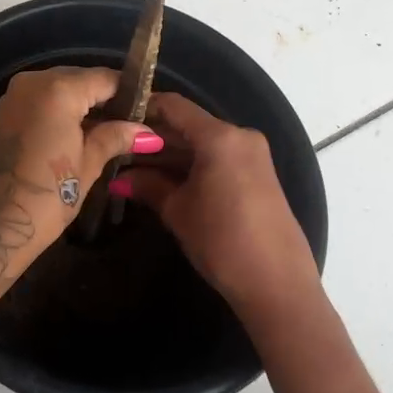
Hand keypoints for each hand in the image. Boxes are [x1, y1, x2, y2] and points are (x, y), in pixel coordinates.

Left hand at [0, 67, 159, 276]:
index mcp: (58, 89)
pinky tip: (77, 137)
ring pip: (59, 89)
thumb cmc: (44, 197)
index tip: (149, 111)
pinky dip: (59, 113)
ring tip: (109, 134)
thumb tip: (146, 131)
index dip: (130, 92)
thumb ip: (114, 138)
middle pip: (80, 79)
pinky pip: (40, 101)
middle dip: (105, 99)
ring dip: (82, 106)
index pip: (104, 78)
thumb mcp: (87, 166)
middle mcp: (33, 81)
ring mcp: (13, 95)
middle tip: (131, 126)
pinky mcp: (2, 113)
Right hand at [117, 93, 315, 313]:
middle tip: (118, 150)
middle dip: (153, 138)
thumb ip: (147, 186)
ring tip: (133, 168)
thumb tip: (119, 179)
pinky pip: (217, 158)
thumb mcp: (178, 211)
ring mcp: (252, 155)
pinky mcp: (258, 175)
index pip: (172, 106)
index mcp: (220, 136)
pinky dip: (191, 165)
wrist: (278, 287)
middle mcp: (239, 136)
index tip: (114, 121)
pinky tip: (164, 180)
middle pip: (187, 125)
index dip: (142, 110)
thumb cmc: (223, 242)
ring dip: (170, 154)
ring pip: (201, 143)